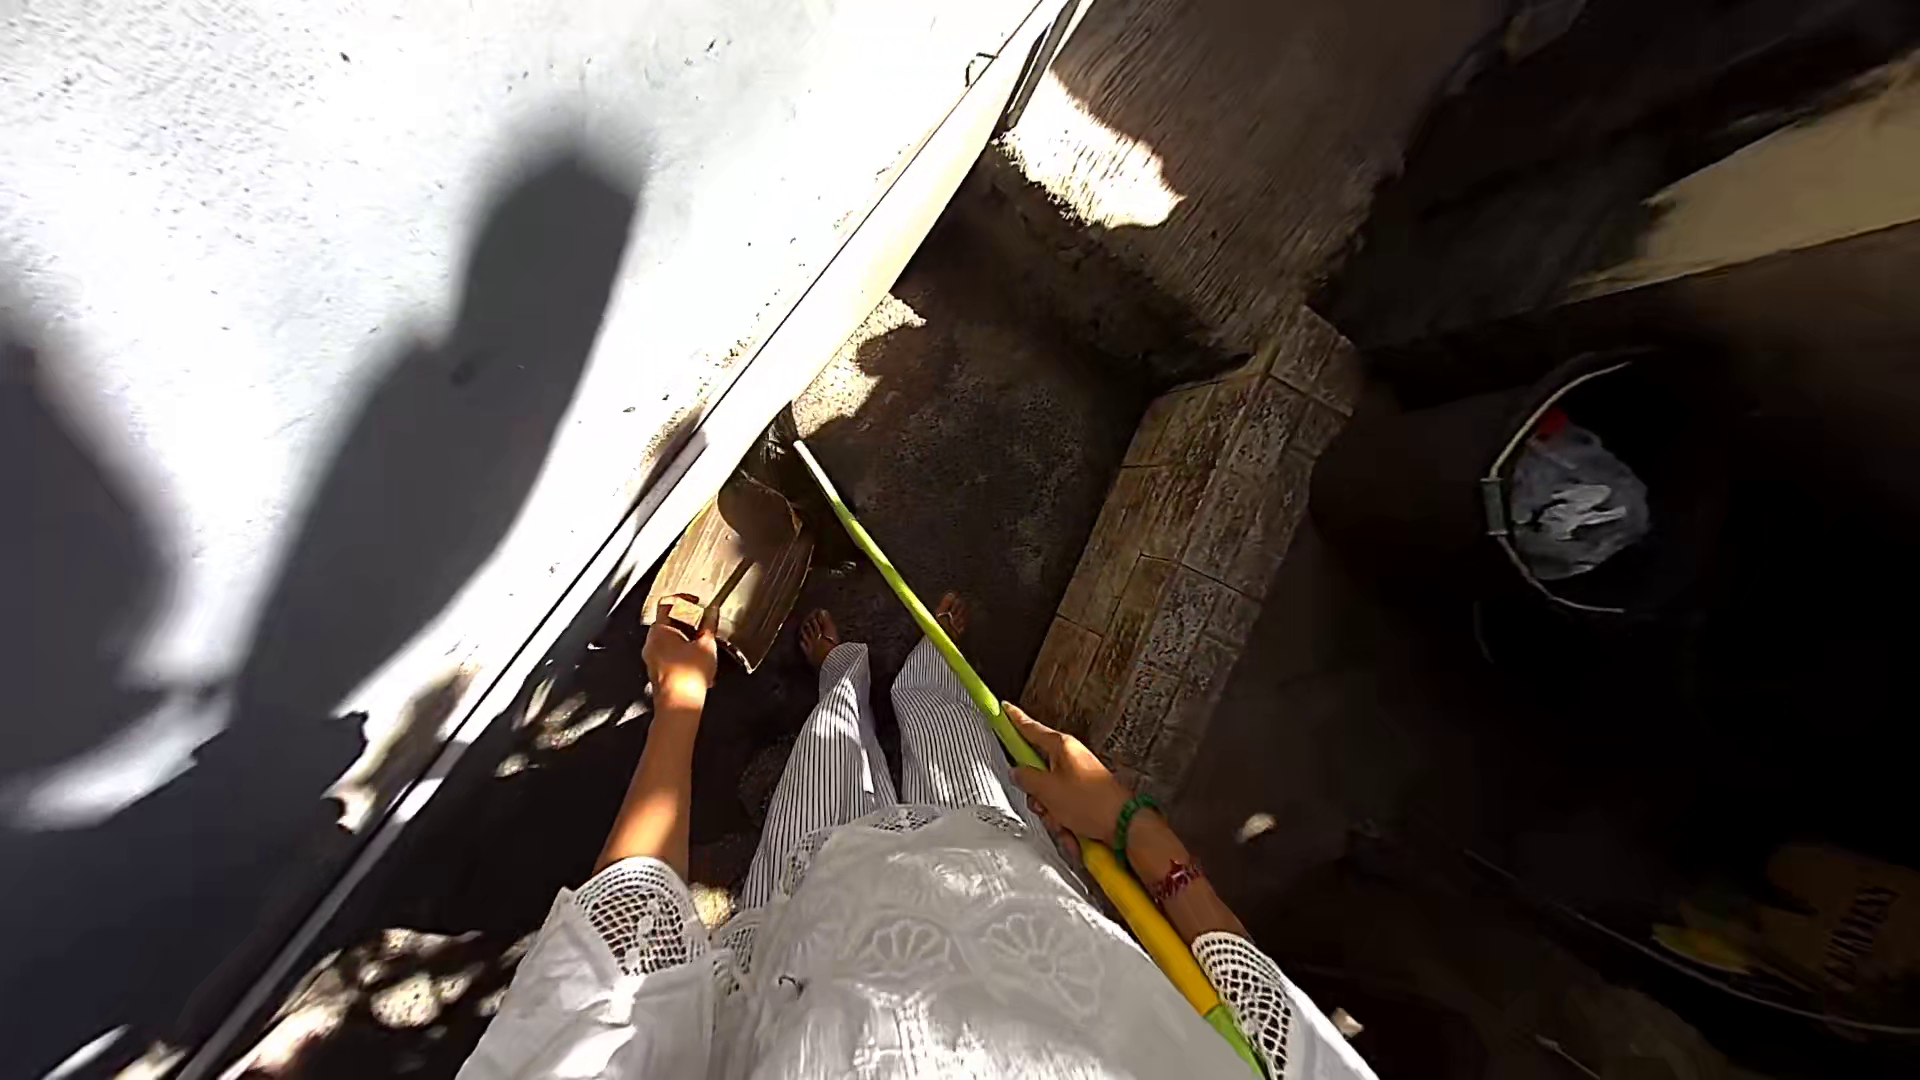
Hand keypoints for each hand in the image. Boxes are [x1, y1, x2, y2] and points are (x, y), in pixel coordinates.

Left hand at [644, 595, 718, 706]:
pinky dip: (682, 648)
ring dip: (686, 634)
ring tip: (704, 640)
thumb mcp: (706, 644)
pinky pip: (668, 651)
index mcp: (660, 631)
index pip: (667, 604)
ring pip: (669, 637)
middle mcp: (651, 642)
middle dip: (687, 619)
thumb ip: (709, 624)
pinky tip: (698, 657)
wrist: (679, 704)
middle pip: (668, 621)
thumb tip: (712, 611)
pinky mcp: (657, 669)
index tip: (697, 602)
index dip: (684, 599)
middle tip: (704, 621)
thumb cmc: (690, 674)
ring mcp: (652, 657)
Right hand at [1007, 703, 1130, 859]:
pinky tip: (1073, 834)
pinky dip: (1065, 822)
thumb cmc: (1093, 802)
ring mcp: (1078, 777)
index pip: (1031, 728)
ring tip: (1063, 823)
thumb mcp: (1048, 790)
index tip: (1005, 708)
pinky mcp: (1085, 796)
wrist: (1124, 826)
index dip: (1015, 718)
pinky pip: (1064, 808)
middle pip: (1037, 770)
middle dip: (1037, 794)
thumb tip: (1017, 773)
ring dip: (1052, 814)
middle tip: (1043, 804)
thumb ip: (1026, 778)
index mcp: (1062, 747)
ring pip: (1049, 793)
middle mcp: (1070, 758)